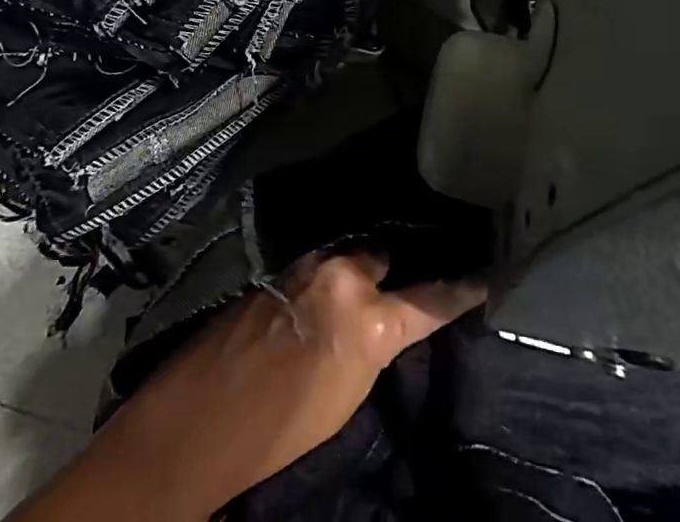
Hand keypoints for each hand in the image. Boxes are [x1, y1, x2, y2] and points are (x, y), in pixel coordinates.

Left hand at [11, 250, 485, 521]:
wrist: (193, 424)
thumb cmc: (279, 427)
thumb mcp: (348, 394)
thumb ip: (377, 342)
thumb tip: (392, 319)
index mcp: (367, 321)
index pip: (432, 298)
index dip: (462, 288)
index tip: (485, 274)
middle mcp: (342, 277)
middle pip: (386, 253)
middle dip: (394, 264)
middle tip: (402, 273)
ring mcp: (305, 265)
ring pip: (351, 252)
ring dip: (360, 265)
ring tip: (365, 278)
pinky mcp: (277, 266)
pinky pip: (320, 259)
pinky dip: (331, 270)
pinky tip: (328, 285)